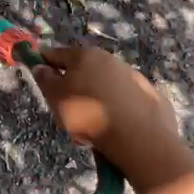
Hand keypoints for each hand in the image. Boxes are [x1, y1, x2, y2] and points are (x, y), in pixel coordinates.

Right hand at [33, 45, 190, 184]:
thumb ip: (44, 78)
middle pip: (83, 70)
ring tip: (93, 125)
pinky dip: (118, 108)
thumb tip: (41, 66)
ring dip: (96, 98)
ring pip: (105, 85)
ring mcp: (136, 77)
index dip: (45, 64)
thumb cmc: (88, 113)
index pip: (56, 54)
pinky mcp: (153, 96)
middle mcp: (111, 59)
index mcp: (85, 55)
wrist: (140, 139)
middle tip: (67, 109)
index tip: (40, 78)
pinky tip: (116, 127)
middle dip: (74, 86)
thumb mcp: (54, 96)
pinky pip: (126, 100)